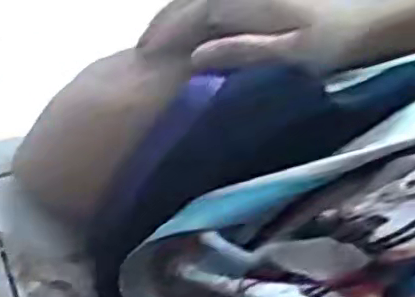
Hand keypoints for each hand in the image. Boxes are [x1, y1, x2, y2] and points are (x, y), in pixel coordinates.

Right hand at [138, 0, 367, 72]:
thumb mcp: (291, 52)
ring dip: (184, 11)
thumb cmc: (341, 39)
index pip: (195, 14)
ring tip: (166, 33)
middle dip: (168, 20)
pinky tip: (201, 23)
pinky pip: (227, 1)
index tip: (140, 58)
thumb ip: (243, 52)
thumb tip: (194, 58)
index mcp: (255, 0)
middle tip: (144, 46)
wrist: (395, 13)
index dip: (164, 36)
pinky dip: (208, 9)